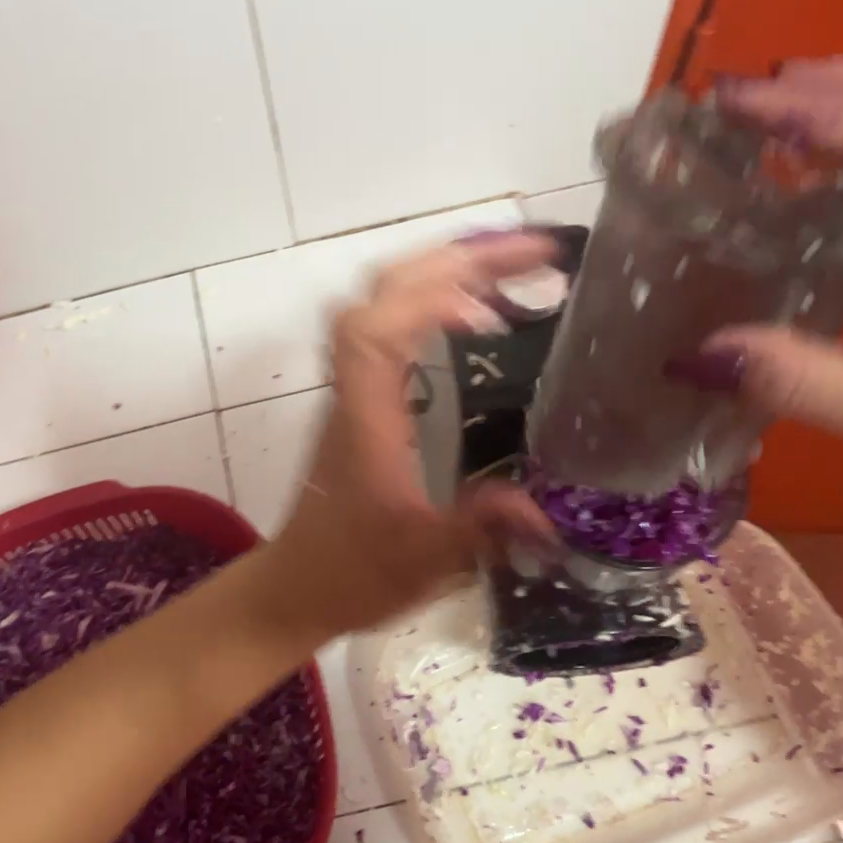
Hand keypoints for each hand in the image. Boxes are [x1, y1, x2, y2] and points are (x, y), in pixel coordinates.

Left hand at [265, 233, 556, 637]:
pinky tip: (476, 323)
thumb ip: (479, 532)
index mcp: (366, 417)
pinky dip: (432, 306)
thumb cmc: (350, 573)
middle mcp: (355, 390)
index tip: (503, 292)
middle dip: (455, 262)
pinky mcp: (361, 401)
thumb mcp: (422, 560)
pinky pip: (389, 328)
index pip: (378, 327)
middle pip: (383, 294)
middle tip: (532, 256)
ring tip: (511, 273)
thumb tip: (547, 515)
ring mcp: (354, 391)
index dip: (434, 292)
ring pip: (383, 303)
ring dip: (443, 275)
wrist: (295, 586)